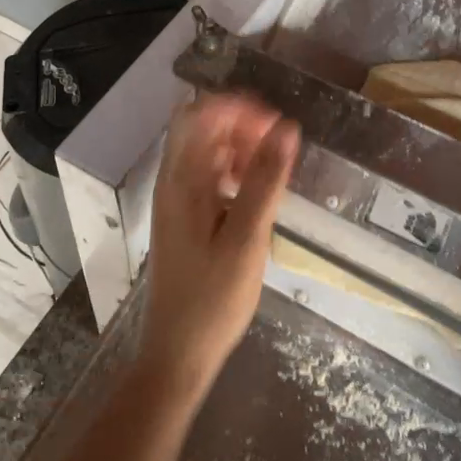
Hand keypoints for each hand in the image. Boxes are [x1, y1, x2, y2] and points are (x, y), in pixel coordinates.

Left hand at [141, 94, 300, 389]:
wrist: (178, 353)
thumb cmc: (213, 299)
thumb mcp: (246, 239)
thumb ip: (267, 181)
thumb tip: (288, 128)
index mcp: (181, 181)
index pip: (199, 114)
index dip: (237, 107)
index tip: (276, 124)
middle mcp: (173, 183)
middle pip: (201, 128)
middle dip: (241, 125)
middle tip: (279, 145)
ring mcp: (176, 202)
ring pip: (206, 152)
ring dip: (239, 148)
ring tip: (274, 169)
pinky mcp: (185, 220)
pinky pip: (208, 177)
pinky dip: (233, 172)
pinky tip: (257, 193)